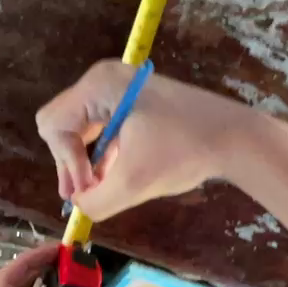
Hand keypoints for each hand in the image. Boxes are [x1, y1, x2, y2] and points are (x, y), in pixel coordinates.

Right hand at [35, 59, 285, 218]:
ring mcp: (118, 90)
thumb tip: (79, 205)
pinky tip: (116, 177)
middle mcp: (103, 81)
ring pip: (79, 132)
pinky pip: (99, 133)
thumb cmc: (184, 152)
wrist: (234, 138)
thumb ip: (95, 201)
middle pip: (61, 127)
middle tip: (88, 192)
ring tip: (102, 188)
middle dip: (70, 163)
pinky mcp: (132, 104)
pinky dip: (102, 158)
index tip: (90, 186)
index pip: (53, 126)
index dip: (65, 162)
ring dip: (86, 164)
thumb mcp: (134, 183)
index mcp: (99, 85)